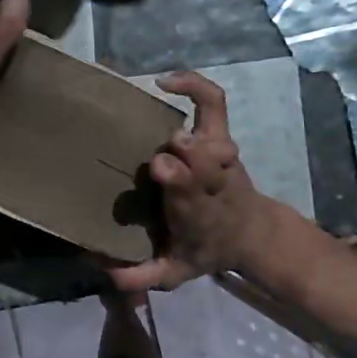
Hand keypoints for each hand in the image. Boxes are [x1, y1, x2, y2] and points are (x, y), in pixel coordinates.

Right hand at [110, 72, 269, 291]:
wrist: (251, 233)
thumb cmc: (204, 247)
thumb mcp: (175, 272)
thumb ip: (141, 276)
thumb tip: (104, 271)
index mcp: (196, 213)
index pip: (191, 193)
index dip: (179, 178)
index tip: (157, 168)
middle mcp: (210, 182)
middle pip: (206, 161)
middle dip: (190, 151)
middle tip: (166, 141)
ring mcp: (219, 156)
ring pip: (214, 132)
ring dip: (194, 118)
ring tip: (162, 93)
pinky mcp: (221, 136)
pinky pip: (213, 103)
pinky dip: (194, 86)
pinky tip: (165, 81)